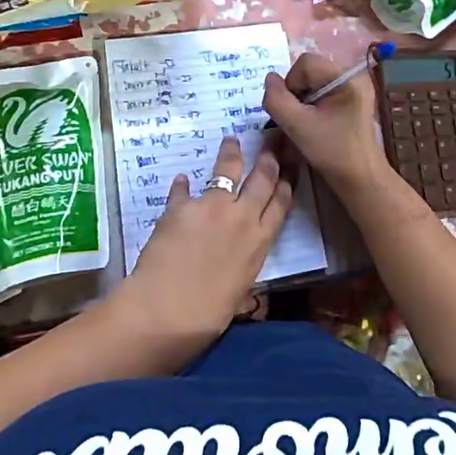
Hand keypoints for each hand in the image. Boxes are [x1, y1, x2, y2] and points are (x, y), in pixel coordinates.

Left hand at [114, 135, 292, 346]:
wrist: (166, 312)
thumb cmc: (208, 315)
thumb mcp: (240, 288)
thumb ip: (243, 262)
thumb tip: (237, 256)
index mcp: (260, 242)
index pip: (281, 202)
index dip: (286, 181)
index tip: (289, 165)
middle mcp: (242, 217)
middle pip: (262, 178)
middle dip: (268, 156)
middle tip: (270, 139)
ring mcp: (212, 208)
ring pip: (227, 171)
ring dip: (231, 154)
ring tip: (231, 140)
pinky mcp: (182, 206)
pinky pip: (184, 189)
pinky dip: (183, 184)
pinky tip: (182, 179)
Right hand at [262, 52, 386, 189]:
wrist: (360, 177)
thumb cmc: (332, 152)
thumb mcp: (297, 126)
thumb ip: (277, 100)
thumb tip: (270, 79)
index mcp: (347, 78)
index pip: (305, 63)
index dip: (291, 84)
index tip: (294, 111)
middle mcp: (354, 75)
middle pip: (310, 69)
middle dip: (297, 90)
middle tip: (299, 117)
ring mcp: (355, 86)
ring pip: (314, 79)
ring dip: (303, 97)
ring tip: (307, 120)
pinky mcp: (353, 96)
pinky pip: (324, 88)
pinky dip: (313, 101)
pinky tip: (316, 120)